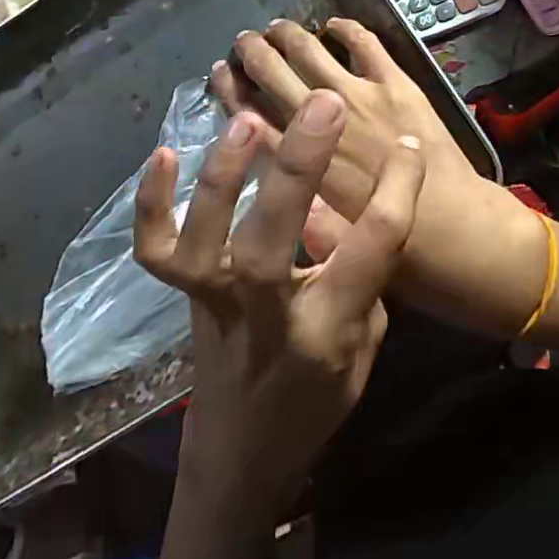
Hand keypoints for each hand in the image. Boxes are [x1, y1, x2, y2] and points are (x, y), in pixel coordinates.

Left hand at [136, 91, 421, 558]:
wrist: (240, 453)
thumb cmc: (315, 398)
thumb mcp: (364, 346)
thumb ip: (359, 275)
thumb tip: (336, 201)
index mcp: (326, 332)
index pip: (369, 250)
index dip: (396, 189)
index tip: (407, 143)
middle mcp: (263, 314)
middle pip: (274, 234)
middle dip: (302, 163)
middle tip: (325, 105)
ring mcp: (213, 302)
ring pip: (205, 240)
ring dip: (224, 175)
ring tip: (250, 119)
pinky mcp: (182, 296)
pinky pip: (155, 252)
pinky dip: (151, 206)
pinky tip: (163, 154)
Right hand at [219, 20, 548, 338]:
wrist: (456, 231)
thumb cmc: (389, 251)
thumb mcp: (328, 243)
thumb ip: (297, 211)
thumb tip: (275, 185)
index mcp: (299, 165)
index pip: (250, 115)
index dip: (230, 91)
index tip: (220, 74)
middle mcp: (321, 124)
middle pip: (272, 74)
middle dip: (251, 53)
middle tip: (242, 42)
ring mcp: (359, 98)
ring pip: (310, 50)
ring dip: (288, 34)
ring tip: (275, 26)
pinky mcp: (396, 85)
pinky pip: (364, 44)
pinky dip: (346, 28)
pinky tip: (333, 23)